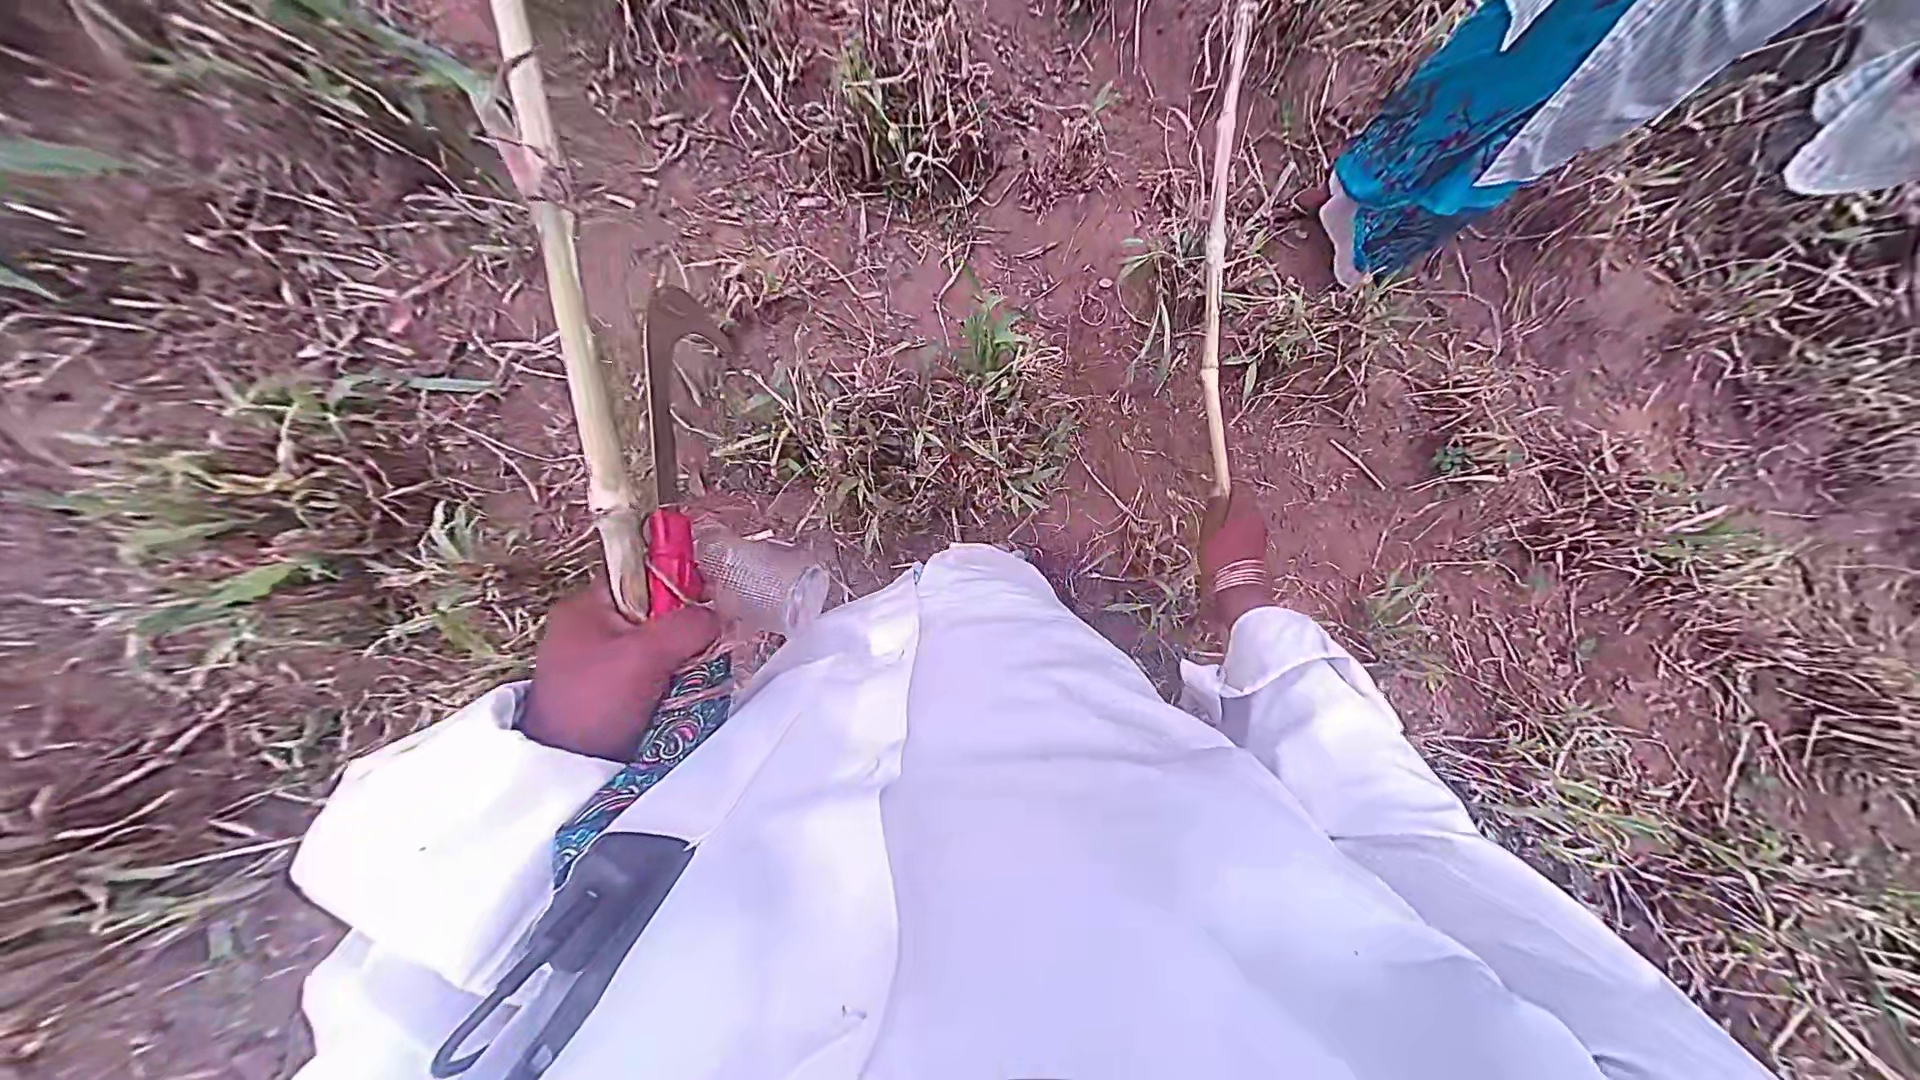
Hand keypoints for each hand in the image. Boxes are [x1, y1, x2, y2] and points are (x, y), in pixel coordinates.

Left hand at [520, 580, 720, 760]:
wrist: (567, 773)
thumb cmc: (595, 703)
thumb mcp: (645, 654)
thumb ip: (688, 624)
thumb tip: (718, 614)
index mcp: (587, 606)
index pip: (643, 573)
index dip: (678, 581)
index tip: (705, 603)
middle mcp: (592, 627)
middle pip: (658, 609)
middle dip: (685, 628)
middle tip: (699, 647)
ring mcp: (600, 660)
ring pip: (661, 642)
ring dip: (682, 657)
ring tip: (689, 676)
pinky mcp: (613, 689)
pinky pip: (656, 669)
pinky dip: (673, 678)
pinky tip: (677, 693)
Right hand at [1199, 487, 1272, 631]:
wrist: (1237, 590)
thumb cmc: (1219, 557)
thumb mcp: (1209, 529)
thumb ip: (1215, 507)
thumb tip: (1218, 488)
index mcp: (1244, 510)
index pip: (1240, 487)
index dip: (1226, 488)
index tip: (1213, 495)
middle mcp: (1256, 518)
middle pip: (1243, 503)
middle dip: (1228, 506)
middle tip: (1209, 517)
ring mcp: (1260, 534)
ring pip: (1244, 519)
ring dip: (1231, 522)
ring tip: (1214, 535)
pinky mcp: (1259, 548)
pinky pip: (1246, 533)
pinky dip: (1235, 535)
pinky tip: (1223, 548)